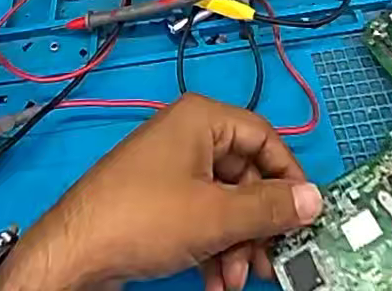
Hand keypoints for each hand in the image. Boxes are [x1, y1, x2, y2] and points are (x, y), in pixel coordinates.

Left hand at [0, 94, 323, 290]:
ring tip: (235, 278)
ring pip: (225, 200)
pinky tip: (216, 280)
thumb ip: (268, 207)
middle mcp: (190, 133)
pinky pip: (203, 213)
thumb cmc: (145, 216)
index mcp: (203, 117)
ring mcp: (174, 164)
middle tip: (269, 259)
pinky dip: (215, 245)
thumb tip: (312, 198)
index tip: (305, 215)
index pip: (263, 136)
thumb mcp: (216, 214)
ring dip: (237, 242)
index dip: (287, 175)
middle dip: (257, 222)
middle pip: (245, 173)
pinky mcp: (162, 195)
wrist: (78, 249)